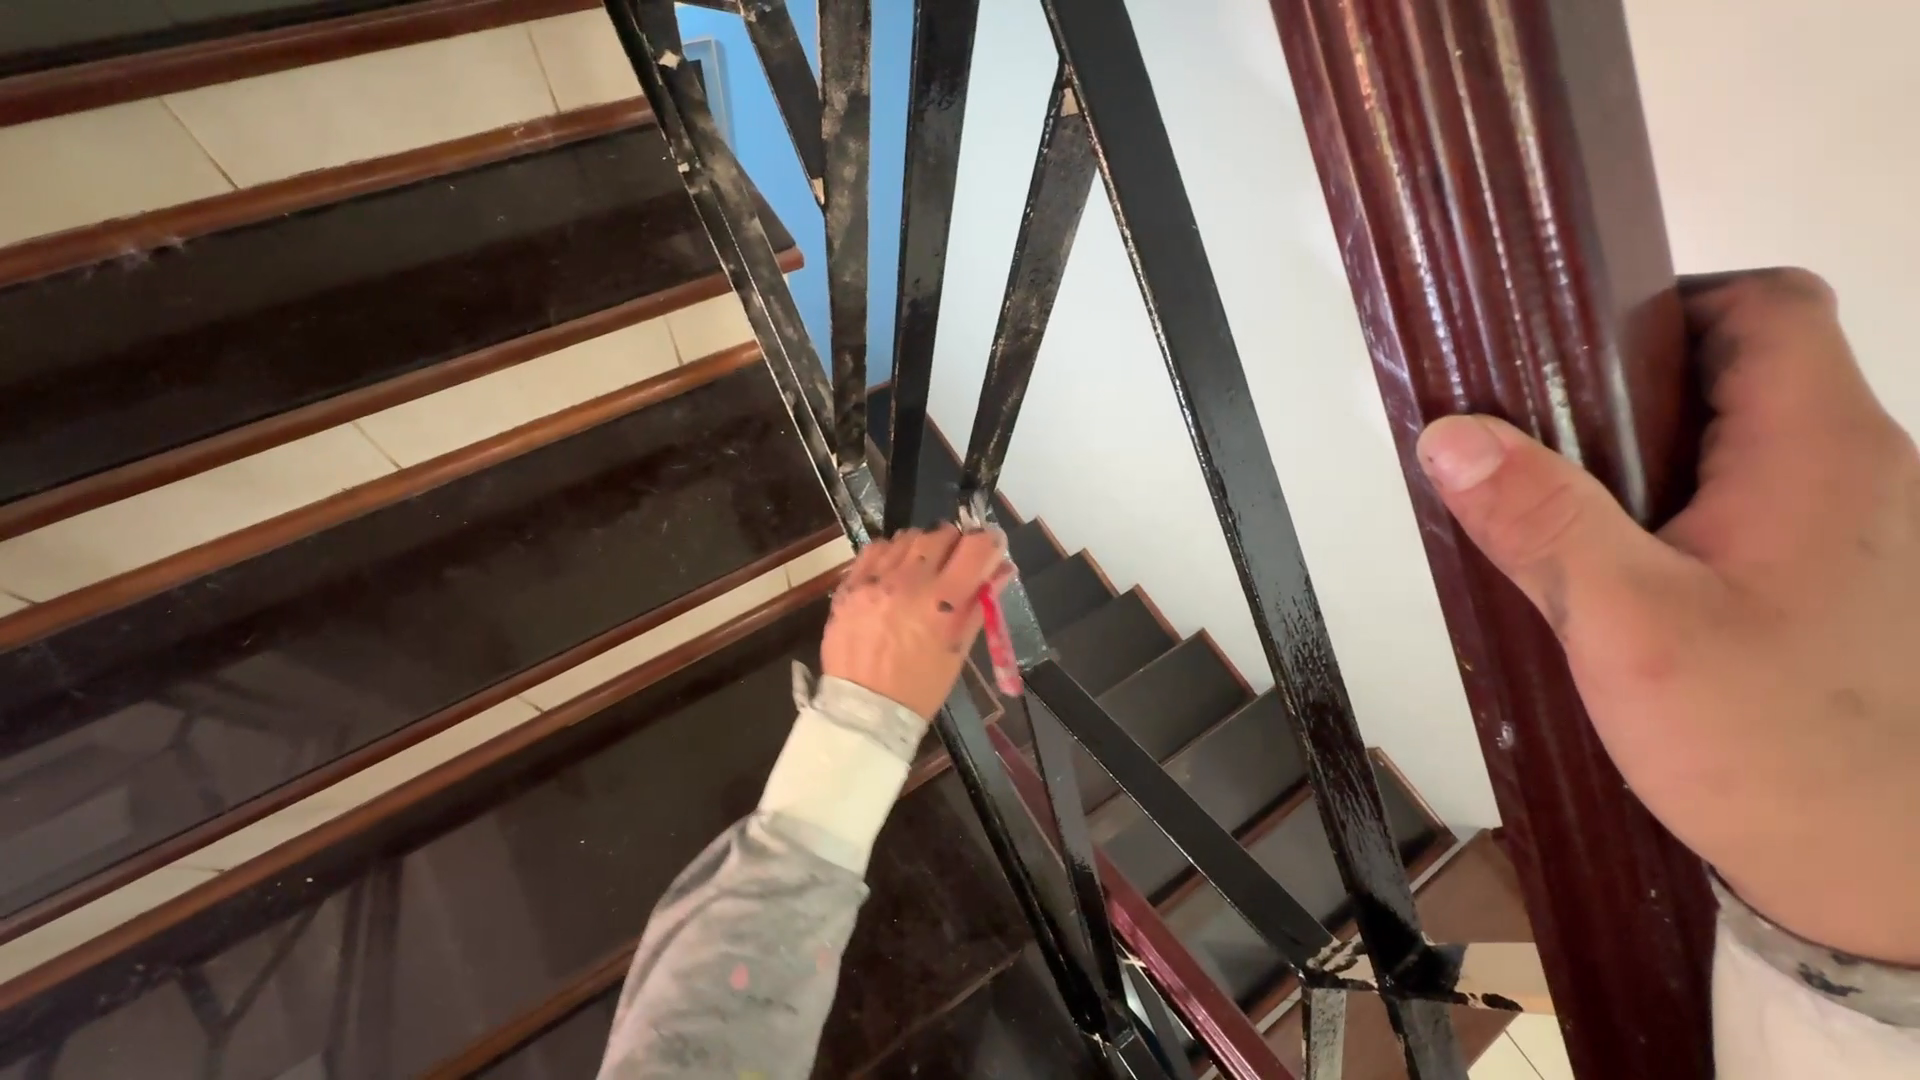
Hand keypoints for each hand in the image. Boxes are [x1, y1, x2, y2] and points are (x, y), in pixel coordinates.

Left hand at [821, 525, 1011, 720]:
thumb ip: (980, 604)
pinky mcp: (850, 584)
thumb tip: (1002, 569)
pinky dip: (891, 553)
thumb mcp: (959, 649)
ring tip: (923, 568)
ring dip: (923, 547)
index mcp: (943, 603)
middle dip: (955, 544)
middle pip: (942, 534)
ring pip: (909, 537)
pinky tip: (894, 571)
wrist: (865, 709)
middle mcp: (910, 582)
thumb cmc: (920, 686)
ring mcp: (876, 580)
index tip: (990, 547)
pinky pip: (876, 549)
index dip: (990, 542)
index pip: (977, 547)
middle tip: (955, 563)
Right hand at [1416, 268, 1919, 962]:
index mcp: (1820, 452)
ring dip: (1632, 457)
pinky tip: (1599, 569)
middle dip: (1621, 388)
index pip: (1766, 306)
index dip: (1664, 300)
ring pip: (1727, 446)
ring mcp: (1845, 534)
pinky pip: (1732, 507)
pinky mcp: (1824, 586)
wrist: (1884, 882)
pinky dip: (1657, 509)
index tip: (1564, 349)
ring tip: (1545, 509)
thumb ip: (1538, 519)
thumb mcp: (1627, 624)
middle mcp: (1853, 474)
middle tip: (1524, 440)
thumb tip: (1448, 435)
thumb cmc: (1773, 742)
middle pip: (1736, 372)